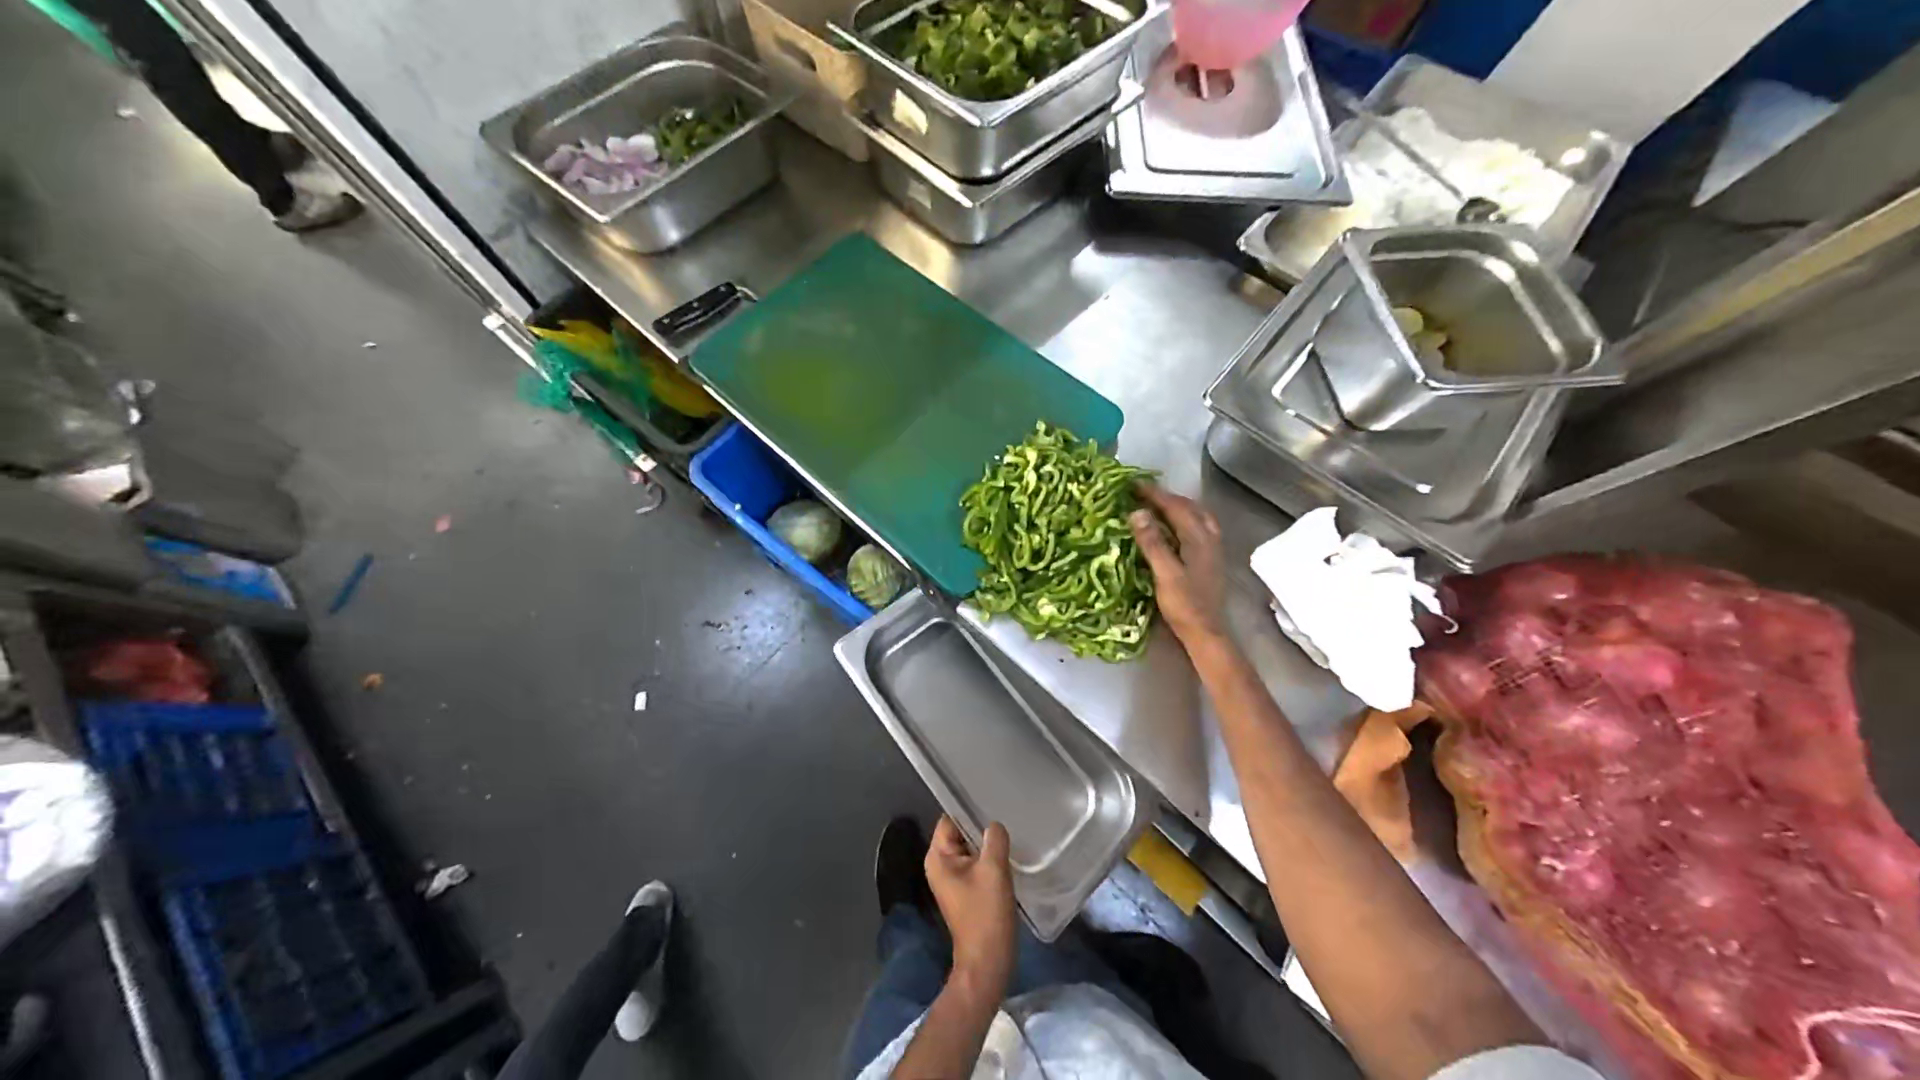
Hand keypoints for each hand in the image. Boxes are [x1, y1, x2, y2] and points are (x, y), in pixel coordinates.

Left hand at [925, 817, 1015, 993]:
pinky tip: (1008, 857)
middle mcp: (940, 865)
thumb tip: (994, 824)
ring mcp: (952, 879)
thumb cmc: (986, 914)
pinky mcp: (966, 890)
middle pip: (961, 832)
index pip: (950, 819)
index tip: (992, 801)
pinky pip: (977, 864)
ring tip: (1010, 836)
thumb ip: (994, 839)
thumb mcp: (993, 870)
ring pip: (971, 848)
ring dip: (988, 845)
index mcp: (937, 857)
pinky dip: (990, 860)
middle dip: (981, 827)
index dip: (969, 809)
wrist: (988, 962)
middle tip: (1007, 818)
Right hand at [1132, 484, 1227, 649]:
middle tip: (1142, 493)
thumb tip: (1137, 512)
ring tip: (1156, 506)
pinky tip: (1172, 528)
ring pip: (1197, 516)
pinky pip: (1198, 528)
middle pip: (1189, 507)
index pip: (1175, 507)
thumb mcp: (1164, 573)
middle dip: (1166, 497)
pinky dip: (1183, 519)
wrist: (1206, 632)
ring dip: (1177, 507)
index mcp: (1198, 538)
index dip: (1154, 494)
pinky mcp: (1210, 560)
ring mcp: (1212, 549)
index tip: (1133, 485)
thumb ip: (1152, 542)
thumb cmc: (1184, 605)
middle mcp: (1209, 538)